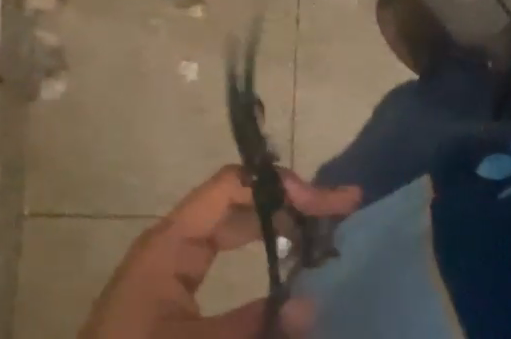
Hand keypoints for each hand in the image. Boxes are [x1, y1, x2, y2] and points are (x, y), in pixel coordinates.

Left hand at [80, 166, 360, 338]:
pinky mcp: (174, 291)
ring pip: (235, 227)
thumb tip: (313, 305)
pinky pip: (224, 254)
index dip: (280, 187)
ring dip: (278, 225)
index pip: (232, 187)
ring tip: (322, 228)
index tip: (323, 203)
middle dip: (289, 202)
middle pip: (240, 202)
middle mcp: (173, 242)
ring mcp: (172, 265)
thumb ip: (254, 324)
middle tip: (341, 208)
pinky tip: (287, 261)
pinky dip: (259, 250)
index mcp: (170, 242)